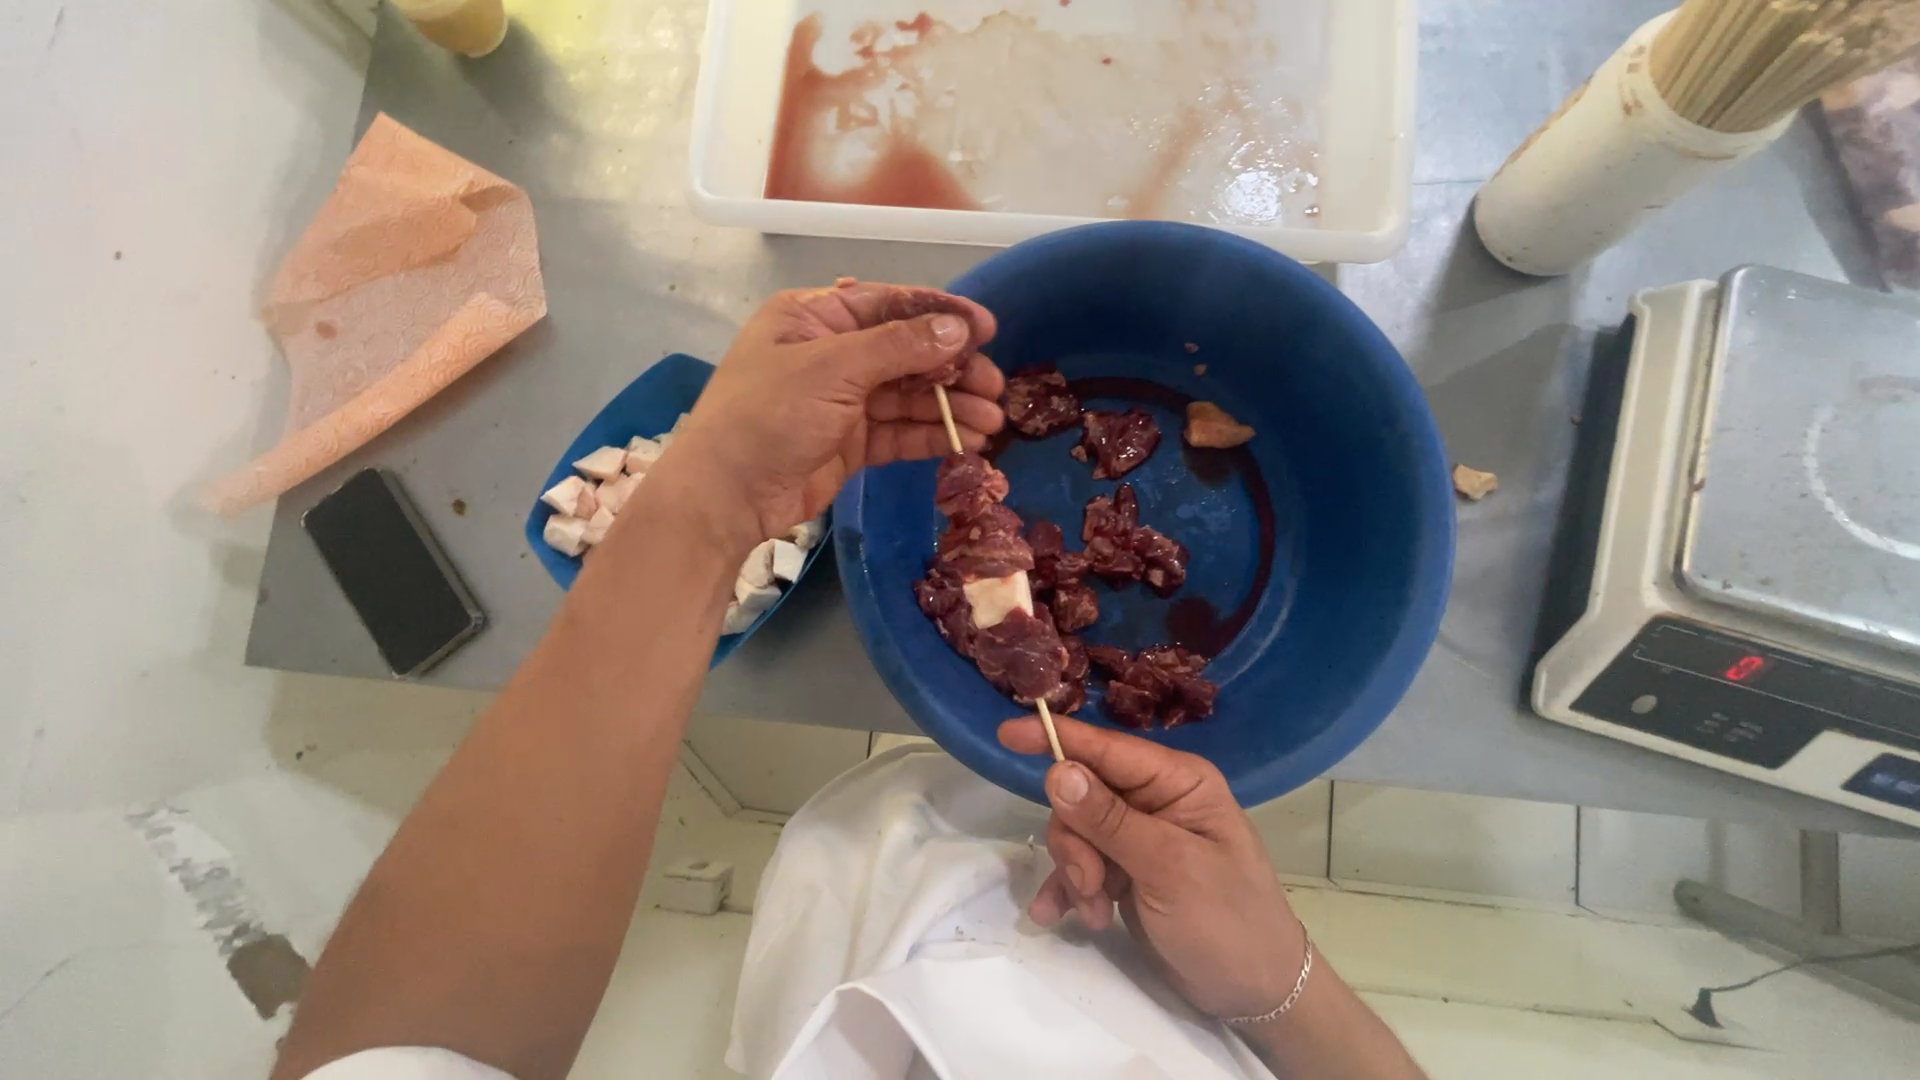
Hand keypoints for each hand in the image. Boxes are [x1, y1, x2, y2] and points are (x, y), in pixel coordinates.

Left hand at [665, 280, 1005, 549]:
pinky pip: (900, 432)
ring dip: (951, 407)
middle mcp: (834, 354)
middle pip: (907, 353)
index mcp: (817, 318)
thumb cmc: (769, 415)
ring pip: (909, 396)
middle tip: (995, 386)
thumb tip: (957, 328)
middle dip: (953, 369)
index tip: (987, 329)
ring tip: (992, 420)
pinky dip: (933, 435)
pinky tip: (969, 442)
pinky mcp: (852, 442)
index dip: (940, 314)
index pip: (890, 305)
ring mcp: (844, 401)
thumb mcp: (832, 369)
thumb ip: (898, 347)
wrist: (728, 495)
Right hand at [999, 715, 1307, 1021]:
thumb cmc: (1228, 920)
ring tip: (1096, 911)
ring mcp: (1138, 836)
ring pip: (1075, 831)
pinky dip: (1070, 890)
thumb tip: (1056, 771)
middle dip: (1076, 840)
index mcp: (1176, 781)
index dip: (1056, 737)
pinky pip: (1081, 865)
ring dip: (1076, 872)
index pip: (1106, 748)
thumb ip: (1109, 820)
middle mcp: (1154, 799)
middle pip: (1082, 794)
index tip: (1006, 733)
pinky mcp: (1125, 870)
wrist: (1257, 995)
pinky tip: (1060, 916)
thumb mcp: (1169, 868)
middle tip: (1090, 883)